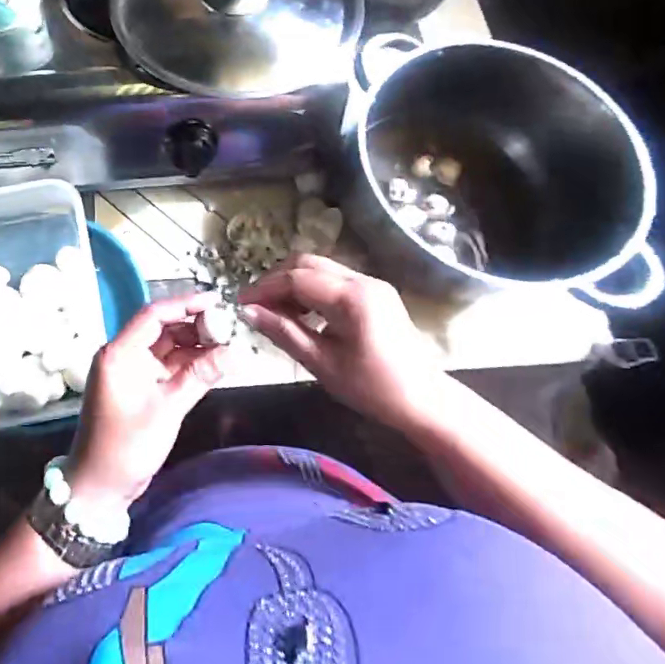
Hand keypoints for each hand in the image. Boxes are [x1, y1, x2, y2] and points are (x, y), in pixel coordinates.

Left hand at [67, 292, 231, 507]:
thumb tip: (237, 352)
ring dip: (195, 343)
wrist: (98, 489)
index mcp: (119, 353)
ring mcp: (132, 371)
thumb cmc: (125, 448)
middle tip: (229, 324)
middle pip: (162, 328)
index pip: (154, 315)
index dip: (186, 304)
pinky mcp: (141, 387)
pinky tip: (215, 361)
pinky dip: (190, 362)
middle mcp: (123, 355)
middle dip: (195, 324)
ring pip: (168, 346)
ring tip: (227, 341)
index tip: (216, 301)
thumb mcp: (167, 410)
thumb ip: (201, 376)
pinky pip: (168, 365)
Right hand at [238, 254, 451, 432]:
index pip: (296, 278)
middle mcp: (363, 280)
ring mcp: (372, 283)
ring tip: (274, 312)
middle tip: (255, 306)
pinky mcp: (376, 292)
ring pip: (321, 268)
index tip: (240, 304)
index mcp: (352, 297)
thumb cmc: (372, 388)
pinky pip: (335, 280)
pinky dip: (312, 289)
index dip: (264, 288)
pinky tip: (301, 313)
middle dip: (277, 279)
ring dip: (294, 282)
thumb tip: (248, 312)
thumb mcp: (322, 364)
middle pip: (308, 263)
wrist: (424, 399)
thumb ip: (284, 332)